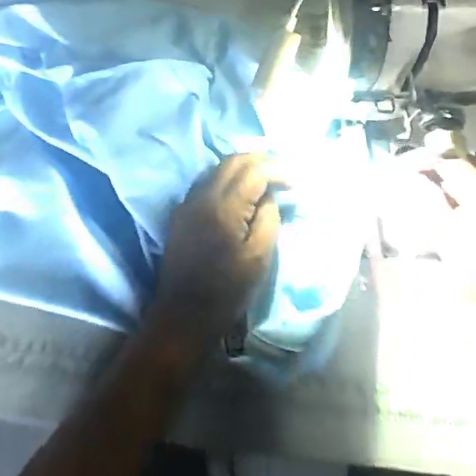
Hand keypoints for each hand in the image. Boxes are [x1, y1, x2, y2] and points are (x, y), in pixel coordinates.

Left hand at [149, 153, 280, 349]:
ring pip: (217, 169)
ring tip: (266, 179)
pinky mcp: (181, 211)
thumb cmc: (227, 291)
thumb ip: (267, 218)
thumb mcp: (258, 257)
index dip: (275, 170)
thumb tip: (269, 194)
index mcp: (222, 207)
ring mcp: (187, 202)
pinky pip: (207, 182)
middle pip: (232, 162)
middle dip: (259, 162)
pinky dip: (227, 179)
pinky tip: (241, 192)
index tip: (294, 180)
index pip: (251, 171)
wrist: (183, 314)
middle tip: (283, 174)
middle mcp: (200, 196)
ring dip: (242, 168)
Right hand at [388, 151, 475, 348]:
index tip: (400, 168)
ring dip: (444, 181)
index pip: (452, 161)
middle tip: (407, 177)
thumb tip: (411, 181)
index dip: (424, 161)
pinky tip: (443, 210)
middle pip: (462, 165)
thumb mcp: (450, 243)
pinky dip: (458, 194)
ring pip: (470, 177)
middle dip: (433, 168)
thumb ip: (431, 206)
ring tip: (419, 193)